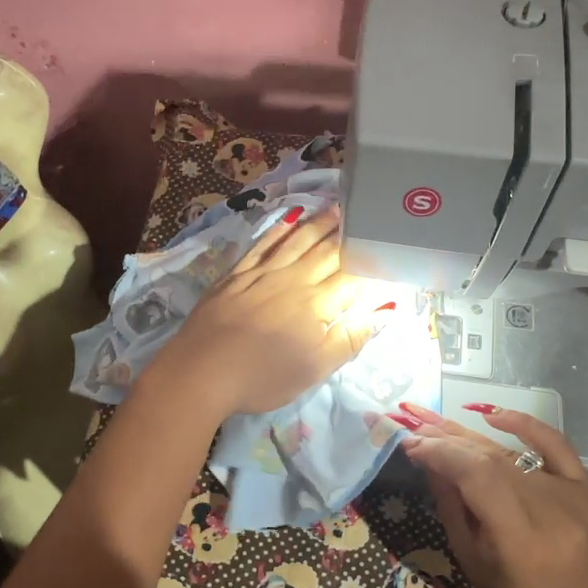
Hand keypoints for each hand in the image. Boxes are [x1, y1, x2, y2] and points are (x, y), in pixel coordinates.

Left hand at [144, 206, 376, 417]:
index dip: (372, 263)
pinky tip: (289, 220)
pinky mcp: (234, 276)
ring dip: (319, 224)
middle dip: (350, 234)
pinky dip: (279, 231)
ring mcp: (261, 274)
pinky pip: (263, 245)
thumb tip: (385, 310)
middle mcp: (293, 281)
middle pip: (327, 252)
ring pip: (297, 241)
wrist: (200, 372)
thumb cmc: (262, 378)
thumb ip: (350, 338)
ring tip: (336, 208)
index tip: (387, 250)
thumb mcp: (314, 369)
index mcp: (317, 305)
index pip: (353, 277)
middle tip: (366, 215)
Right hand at [396, 404, 587, 587]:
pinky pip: (556, 445)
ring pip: (510, 454)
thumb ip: (451, 507)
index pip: (476, 475)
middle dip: (447, 440)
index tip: (411, 446)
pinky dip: (526, 426)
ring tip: (436, 426)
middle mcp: (547, 509)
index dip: (441, 454)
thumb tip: (429, 461)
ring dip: (470, 438)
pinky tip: (493, 415)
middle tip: (414, 429)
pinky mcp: (584, 489)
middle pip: (491, 458)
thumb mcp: (471, 561)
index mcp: (518, 536)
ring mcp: (570, 495)